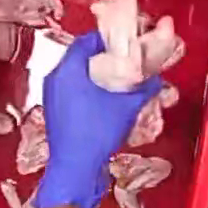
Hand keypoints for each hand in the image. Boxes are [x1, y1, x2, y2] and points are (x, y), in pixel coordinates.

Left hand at [35, 32, 161, 207]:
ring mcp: (51, 96)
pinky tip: (104, 99)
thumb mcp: (126, 108)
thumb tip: (156, 81)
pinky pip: (70, 90)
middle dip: (102, 56)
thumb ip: (143, 90)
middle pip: (79, 57)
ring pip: (74, 74)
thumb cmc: (97, 133)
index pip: (85, 41)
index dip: (105, 39)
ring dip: (94, 73)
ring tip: (116, 79)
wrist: (75, 168)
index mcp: (68, 71)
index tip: (122, 42)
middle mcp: (55, 79)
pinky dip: (86, 88)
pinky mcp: (54, 111)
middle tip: (123, 60)